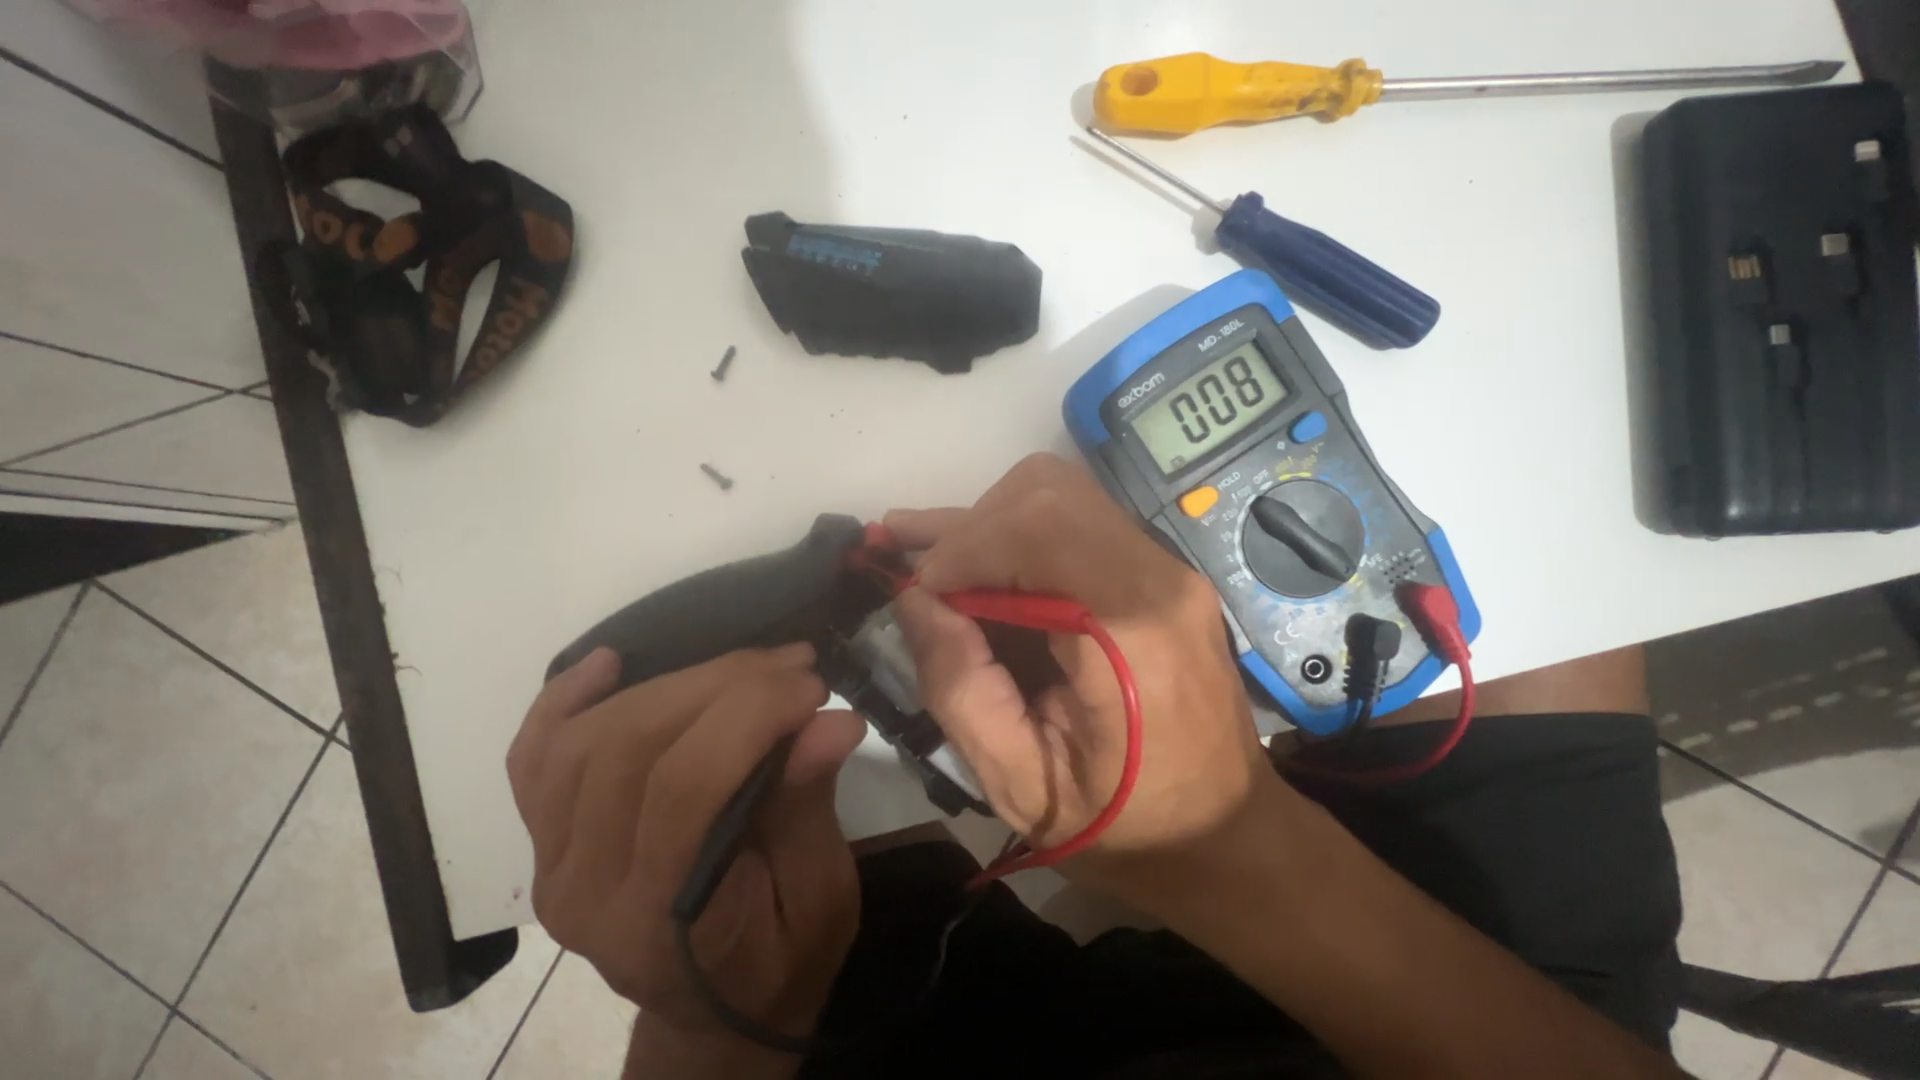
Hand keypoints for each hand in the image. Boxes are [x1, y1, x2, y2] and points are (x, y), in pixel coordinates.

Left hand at [506, 645, 865, 1047]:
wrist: (715, 1013)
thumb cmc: (778, 960)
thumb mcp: (819, 898)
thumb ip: (808, 809)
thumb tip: (832, 720)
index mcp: (654, 922)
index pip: (683, 788)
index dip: (749, 717)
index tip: (813, 686)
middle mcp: (582, 889)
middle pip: (630, 749)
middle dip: (721, 685)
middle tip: (794, 664)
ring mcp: (552, 861)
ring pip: (587, 738)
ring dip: (673, 681)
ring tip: (748, 665)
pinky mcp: (545, 839)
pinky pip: (536, 756)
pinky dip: (565, 699)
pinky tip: (610, 663)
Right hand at [888, 453, 1295, 903]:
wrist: (1225, 834)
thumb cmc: (1124, 828)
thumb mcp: (1020, 783)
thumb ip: (960, 687)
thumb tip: (913, 598)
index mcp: (1132, 634)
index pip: (1037, 531)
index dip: (962, 548)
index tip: (918, 594)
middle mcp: (1159, 580)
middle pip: (1048, 494)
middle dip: (971, 528)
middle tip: (926, 580)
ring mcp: (1169, 570)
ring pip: (1062, 495)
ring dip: (994, 525)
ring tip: (943, 570)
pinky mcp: (1162, 575)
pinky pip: (1080, 523)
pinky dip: (1022, 537)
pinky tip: (983, 571)